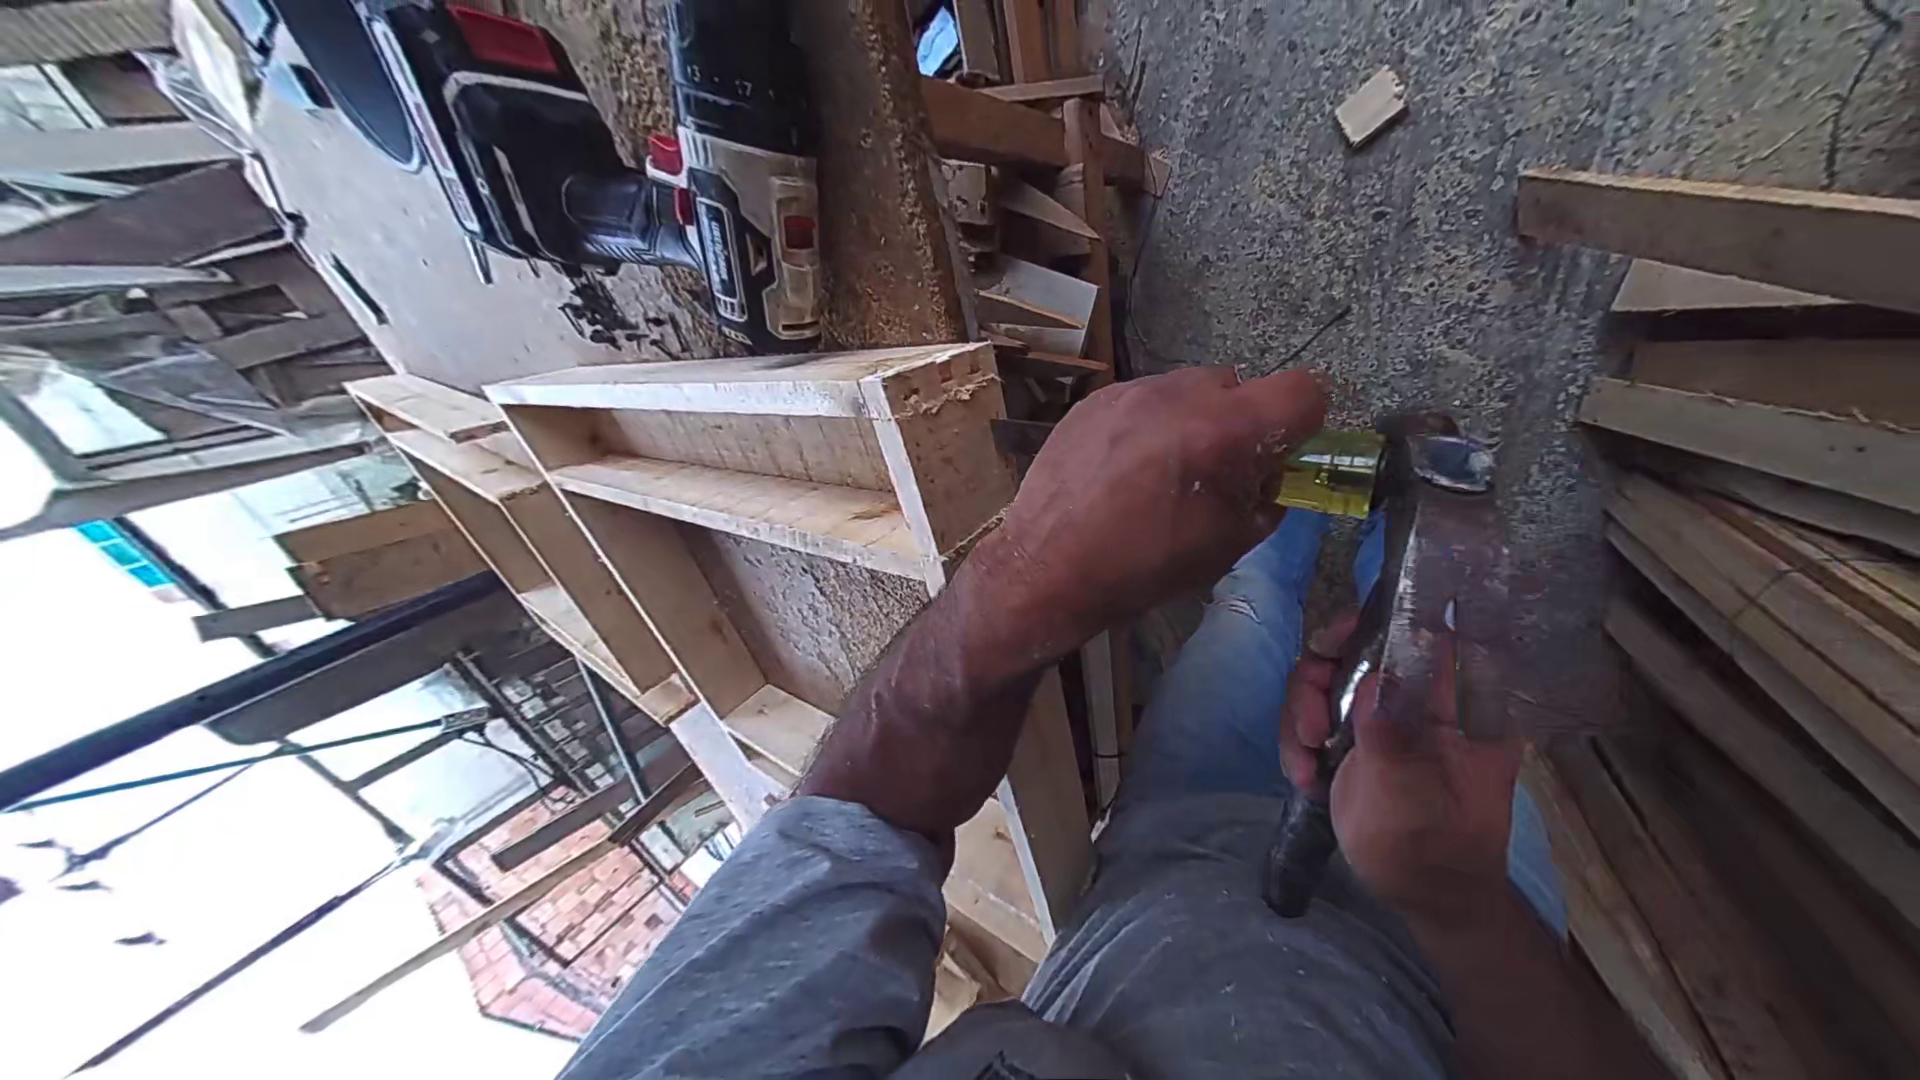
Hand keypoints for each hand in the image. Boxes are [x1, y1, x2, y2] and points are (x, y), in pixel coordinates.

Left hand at [977, 366, 1325, 656]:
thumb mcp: (1226, 543)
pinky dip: (1146, 423)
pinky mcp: (1092, 401)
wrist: (1047, 567)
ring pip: (1185, 390)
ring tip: (1157, 469)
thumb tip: (1270, 470)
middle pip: (1237, 386)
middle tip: (1211, 468)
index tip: (1280, 449)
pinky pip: (1140, 400)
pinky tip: (1120, 466)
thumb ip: (1265, 495)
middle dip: (1237, 423)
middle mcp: (1176, 395)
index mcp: (1222, 431)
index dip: (1302, 422)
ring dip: (1190, 420)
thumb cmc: (1140, 568)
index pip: (1302, 390)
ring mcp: (1127, 392)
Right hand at [1282, 615, 1520, 925]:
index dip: (1377, 627)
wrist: (1416, 892)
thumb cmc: (1432, 854)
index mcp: (1460, 708)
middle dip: (1318, 680)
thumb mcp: (1414, 806)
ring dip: (1300, 712)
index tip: (1334, 644)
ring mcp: (1380, 712)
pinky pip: (1307, 707)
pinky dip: (1295, 736)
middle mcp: (1419, 698)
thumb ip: (1396, 745)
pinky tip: (1303, 774)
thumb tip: (1374, 682)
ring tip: (1305, 761)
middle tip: (1308, 723)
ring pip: (1322, 677)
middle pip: (1356, 650)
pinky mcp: (1348, 728)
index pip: (1424, 638)